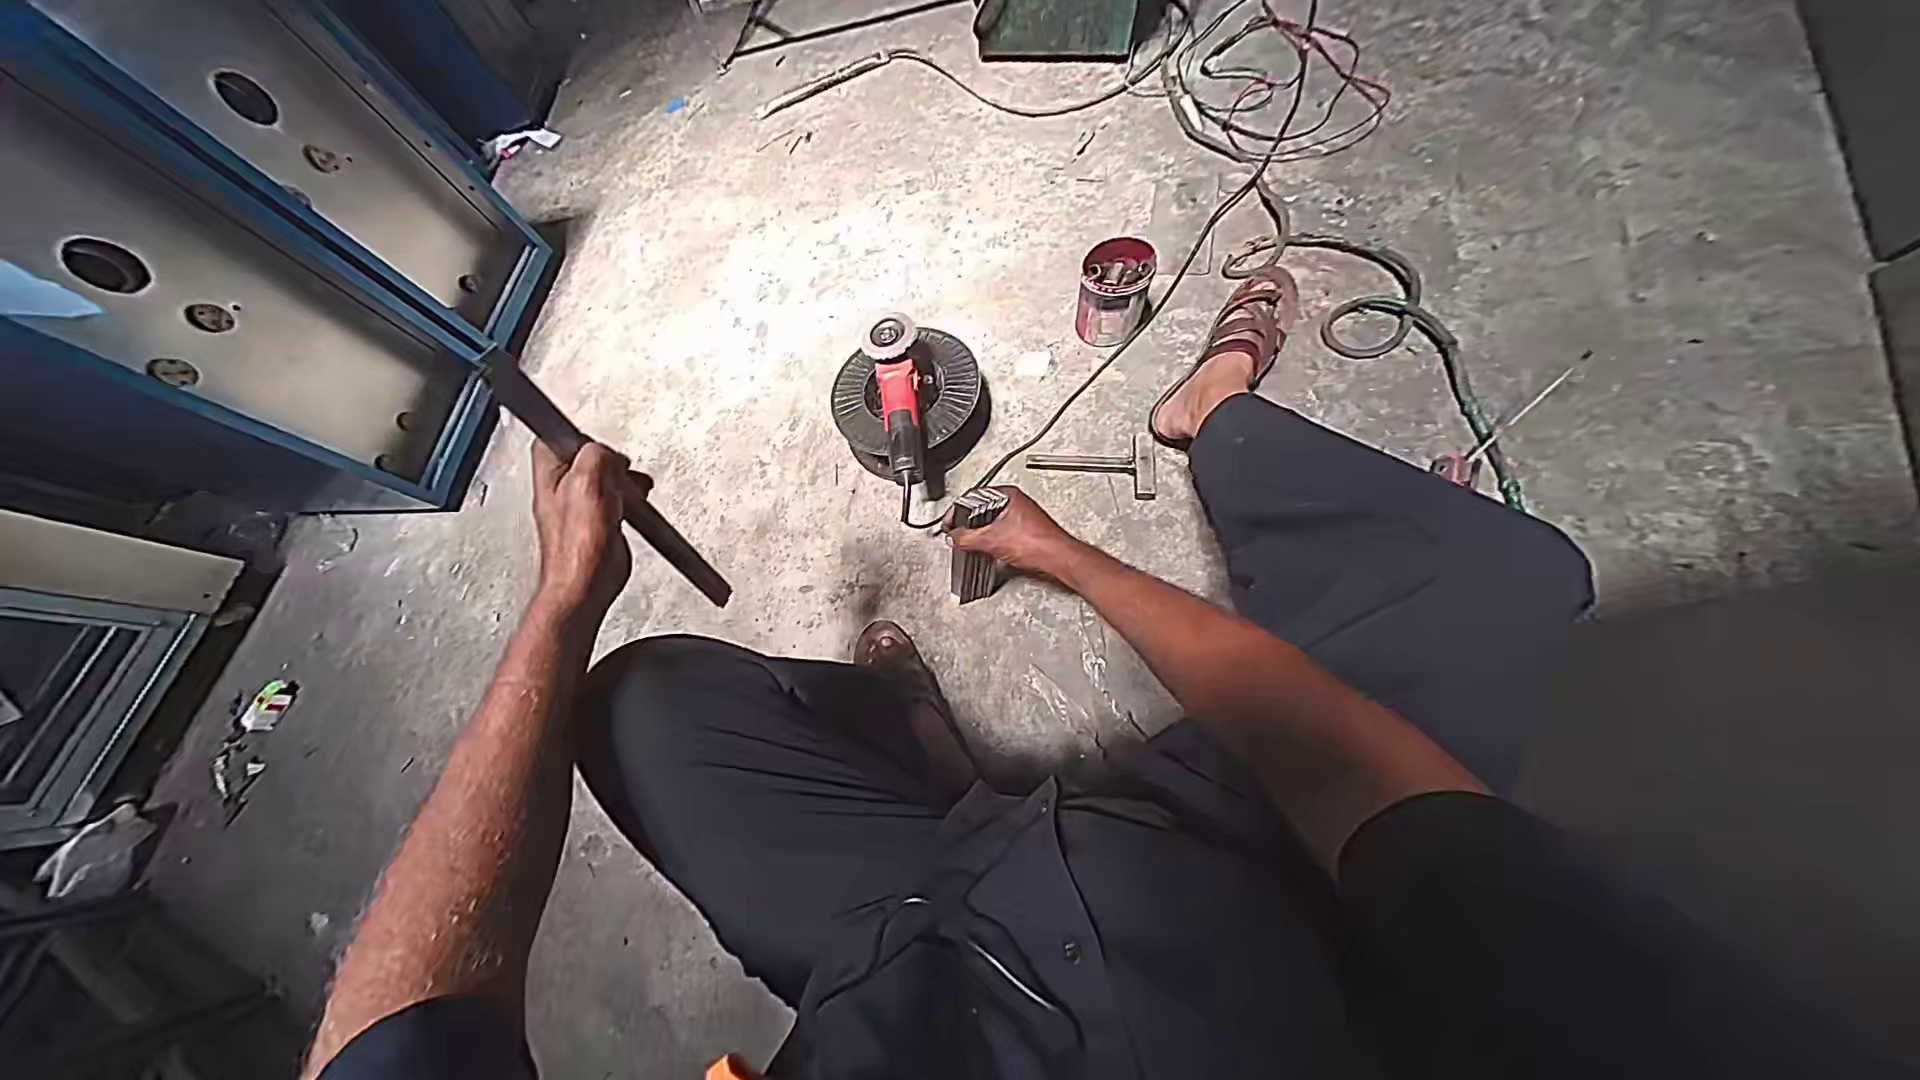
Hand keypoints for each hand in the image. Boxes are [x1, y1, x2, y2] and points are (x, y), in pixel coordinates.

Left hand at [530, 439, 632, 619]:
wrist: (588, 582)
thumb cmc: (579, 546)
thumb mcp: (588, 484)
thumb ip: (596, 456)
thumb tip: (608, 453)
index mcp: (548, 473)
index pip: (566, 438)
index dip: (591, 443)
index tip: (605, 456)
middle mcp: (560, 487)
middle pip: (592, 456)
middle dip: (613, 465)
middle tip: (617, 476)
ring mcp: (580, 503)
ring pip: (607, 477)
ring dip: (624, 484)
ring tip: (624, 496)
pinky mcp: (599, 518)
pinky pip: (617, 497)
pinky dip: (629, 500)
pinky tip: (628, 510)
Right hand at [946, 486, 1082, 576]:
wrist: (1058, 559)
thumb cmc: (1038, 543)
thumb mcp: (991, 540)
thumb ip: (966, 537)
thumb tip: (954, 537)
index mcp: (1008, 495)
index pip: (972, 498)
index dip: (957, 512)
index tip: (949, 525)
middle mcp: (1015, 503)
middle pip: (981, 510)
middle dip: (967, 524)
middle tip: (957, 535)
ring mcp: (1020, 517)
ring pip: (990, 523)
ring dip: (979, 534)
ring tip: (970, 544)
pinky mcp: (1024, 532)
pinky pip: (1000, 533)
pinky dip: (990, 540)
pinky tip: (988, 550)